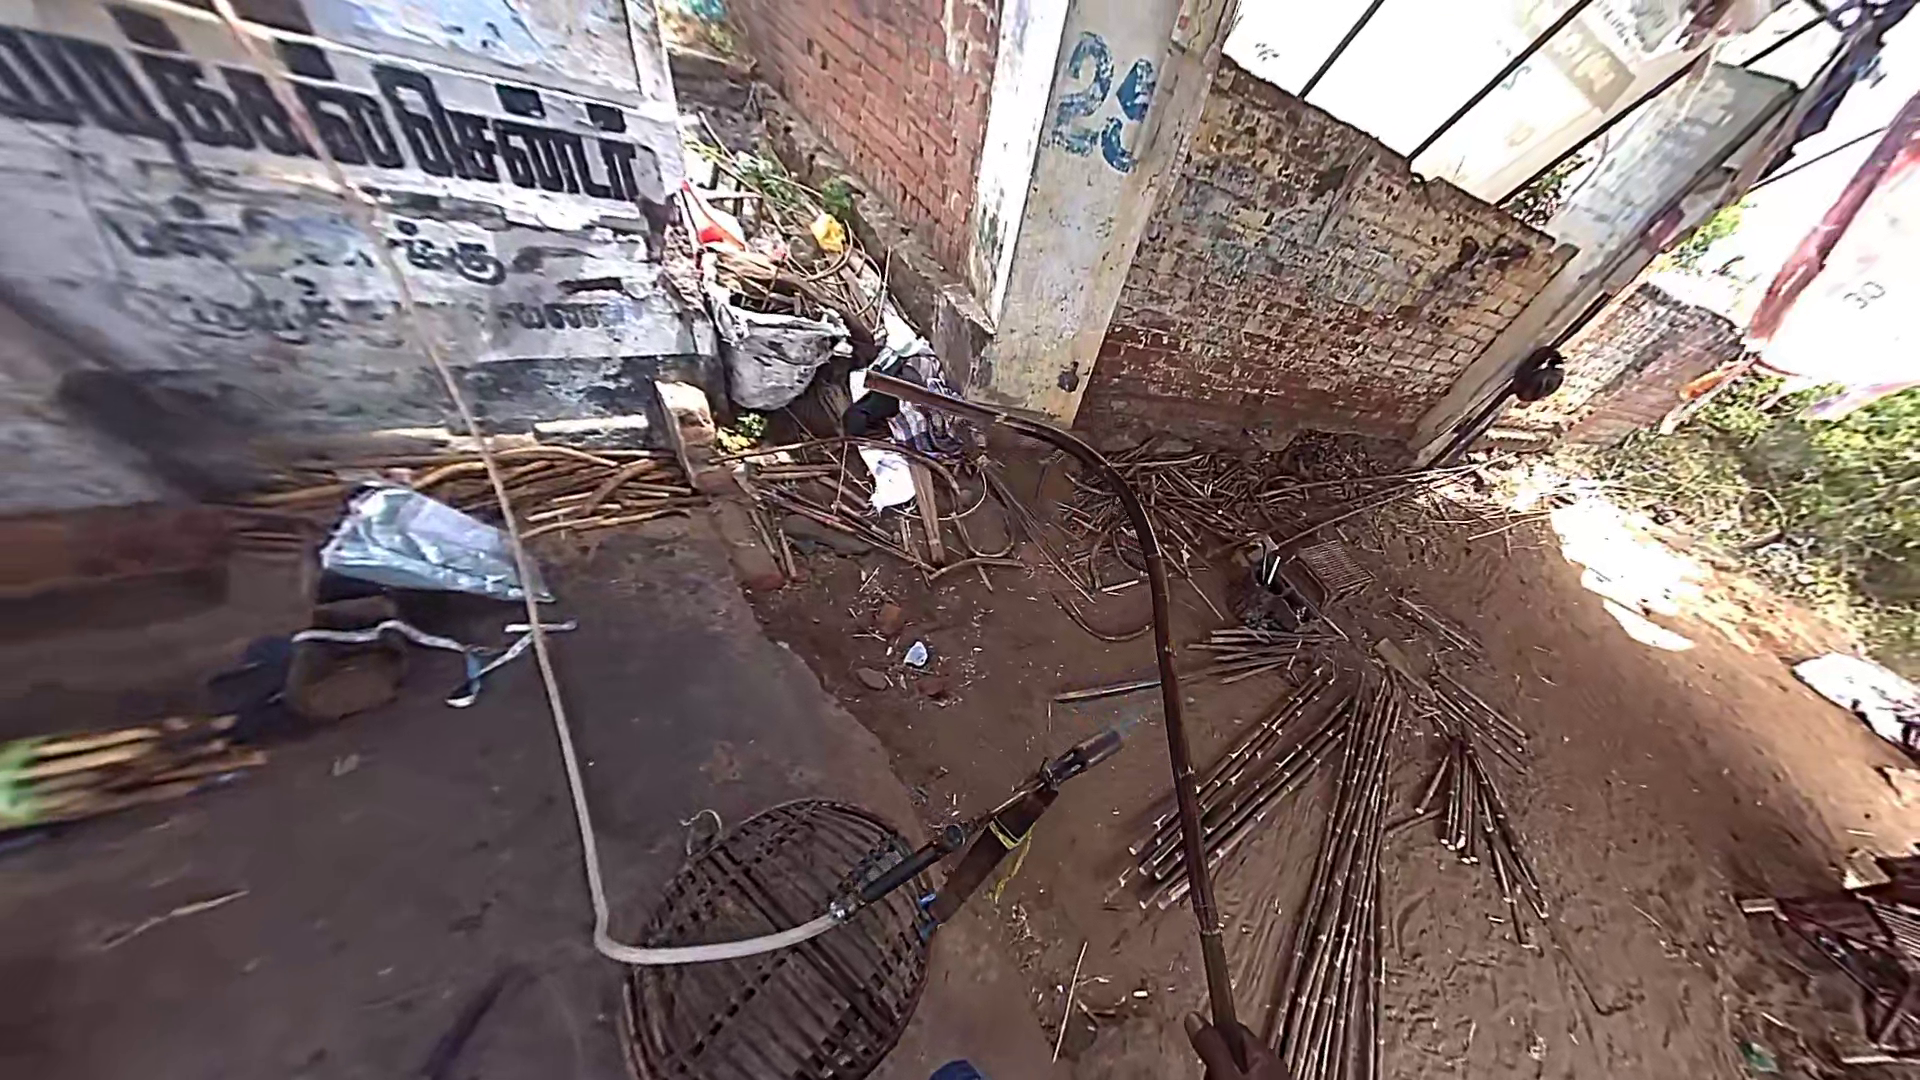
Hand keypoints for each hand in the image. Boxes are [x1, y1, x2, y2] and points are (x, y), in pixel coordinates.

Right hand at [1184, 1014, 1286, 1078]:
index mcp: (1267, 1055)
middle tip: (1208, 1072)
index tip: (1196, 1037)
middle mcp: (1275, 1069)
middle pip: (1235, 1050)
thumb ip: (1211, 1045)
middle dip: (1216, 1059)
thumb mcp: (1226, 1074)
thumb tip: (1193, 1016)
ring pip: (1238, 1070)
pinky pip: (1243, 1079)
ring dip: (1222, 1073)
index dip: (1212, 1032)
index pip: (1233, 1026)